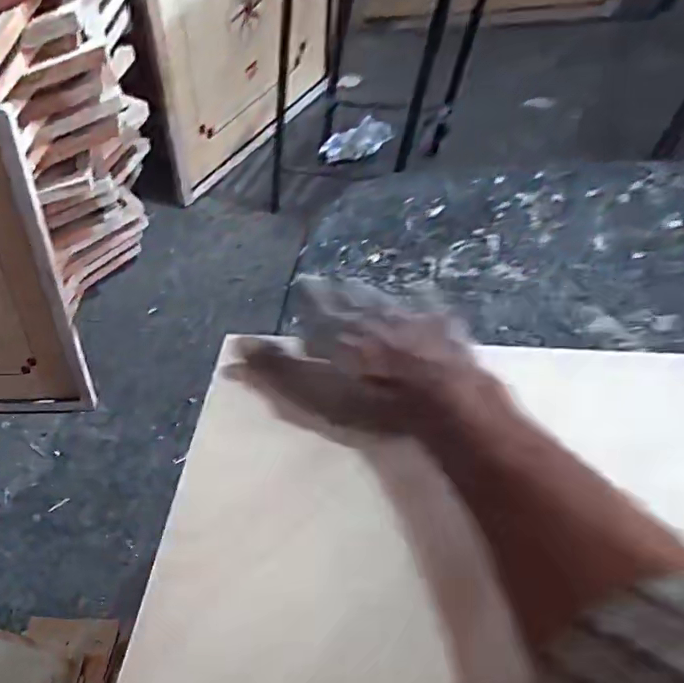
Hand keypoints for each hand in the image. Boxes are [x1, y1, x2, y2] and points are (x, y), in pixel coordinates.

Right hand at [235, 278, 496, 437]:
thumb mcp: (317, 390)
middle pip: (351, 299)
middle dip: (339, 293)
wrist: (441, 395)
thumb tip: (239, 349)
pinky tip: (422, 296)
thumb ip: (279, 370)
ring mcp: (410, 318)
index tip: (303, 287)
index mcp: (339, 327)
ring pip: (384, 301)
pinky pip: (427, 308)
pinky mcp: (444, 329)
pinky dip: (419, 302)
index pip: (318, 306)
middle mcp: (371, 314)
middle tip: (330, 284)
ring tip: (362, 290)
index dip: (310, 297)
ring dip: (371, 296)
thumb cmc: (373, 398)